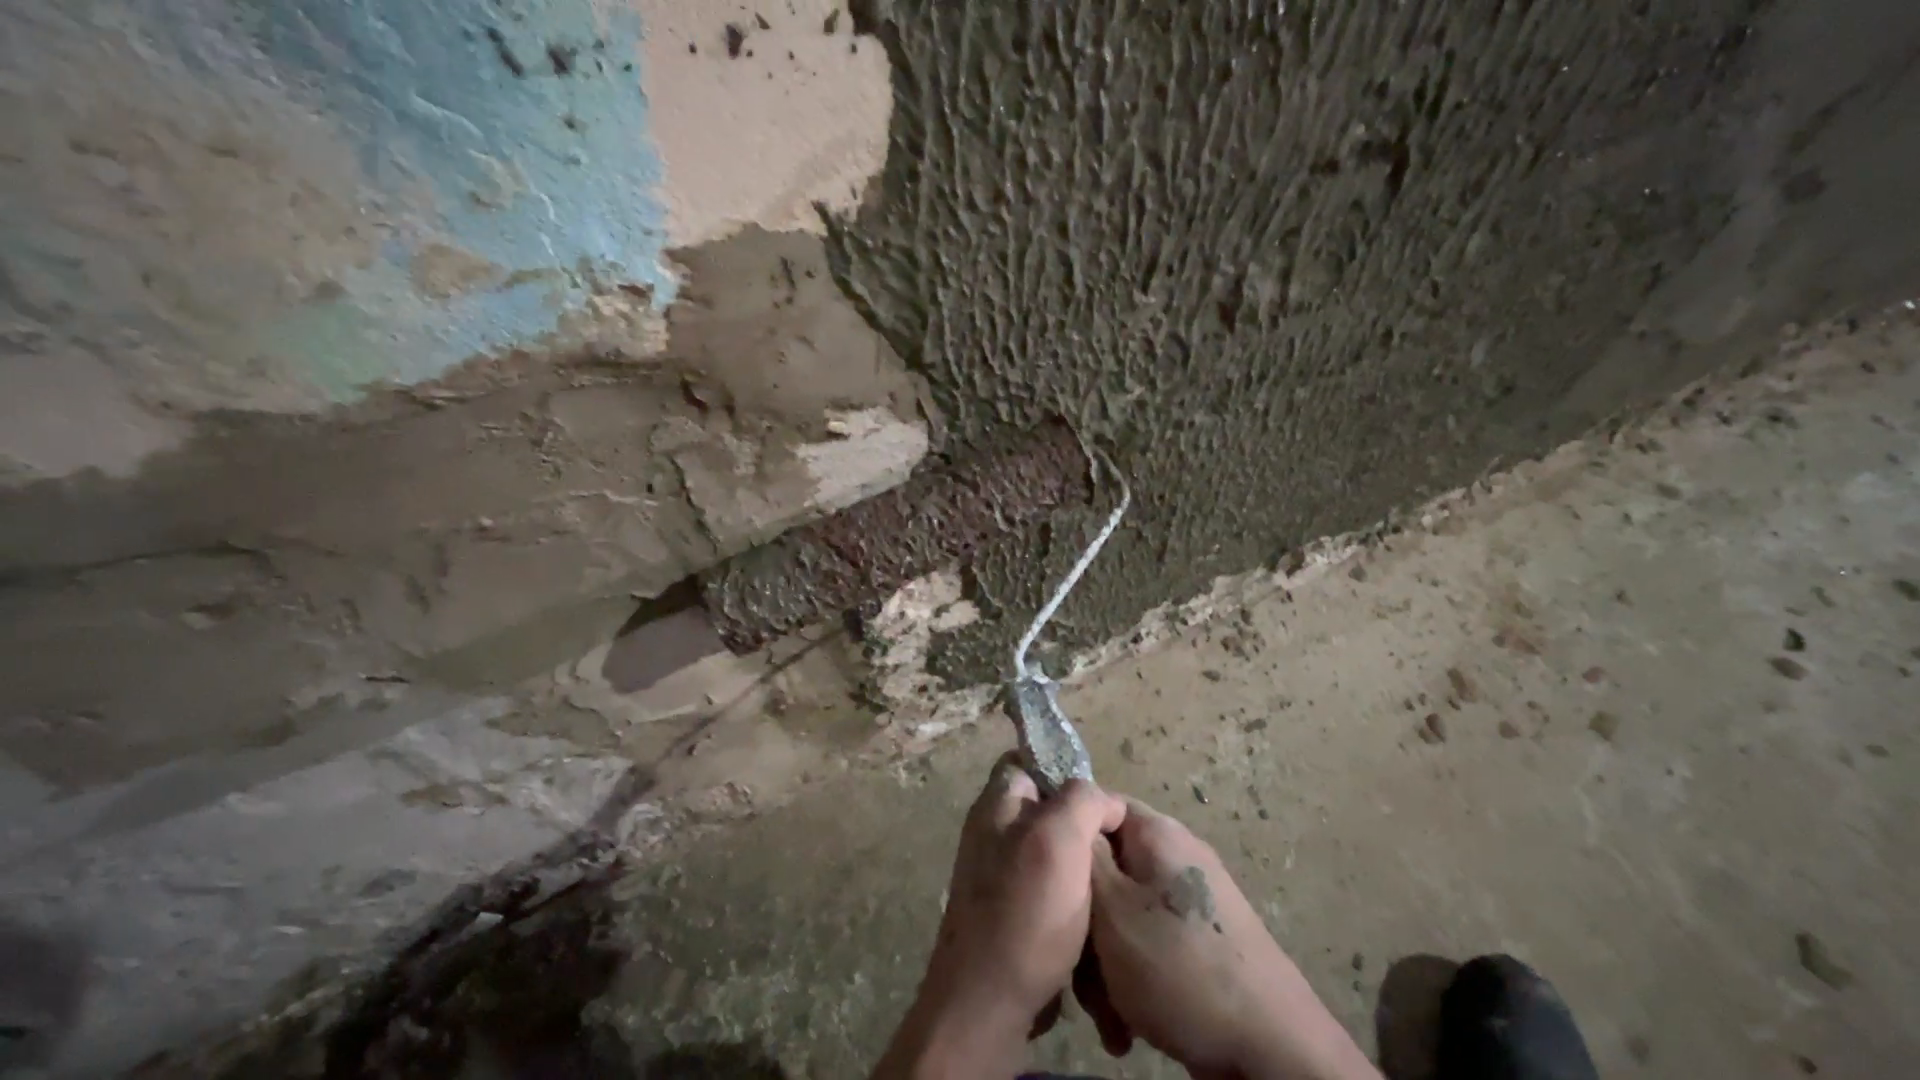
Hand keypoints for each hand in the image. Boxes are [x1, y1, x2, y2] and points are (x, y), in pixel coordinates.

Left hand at [873, 752, 1124, 1078]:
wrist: (988, 1004)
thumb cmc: (1024, 913)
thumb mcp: (1058, 839)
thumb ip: (1081, 801)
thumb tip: (1106, 802)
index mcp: (995, 807)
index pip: (1026, 762)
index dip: (1064, 769)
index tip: (1100, 799)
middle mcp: (992, 836)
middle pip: (1046, 810)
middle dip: (1083, 823)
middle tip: (1116, 843)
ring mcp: (1000, 878)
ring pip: (1053, 854)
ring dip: (1083, 866)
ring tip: (1113, 881)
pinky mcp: (1012, 917)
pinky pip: (1052, 893)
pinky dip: (1075, 901)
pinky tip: (1096, 916)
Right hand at [1089, 799, 1379, 1079]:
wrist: (1270, 1047)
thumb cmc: (1178, 967)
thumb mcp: (1111, 907)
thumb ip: (1081, 856)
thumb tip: (1064, 813)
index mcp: (1157, 833)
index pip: (1093, 806)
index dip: (1060, 836)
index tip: (1036, 878)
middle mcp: (1174, 858)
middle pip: (1102, 870)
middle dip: (1079, 922)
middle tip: (1072, 966)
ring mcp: (1188, 904)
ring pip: (1117, 918)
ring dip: (1099, 965)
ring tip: (1104, 1012)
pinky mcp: (1196, 945)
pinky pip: (1142, 947)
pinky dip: (1126, 981)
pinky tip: (1123, 1025)